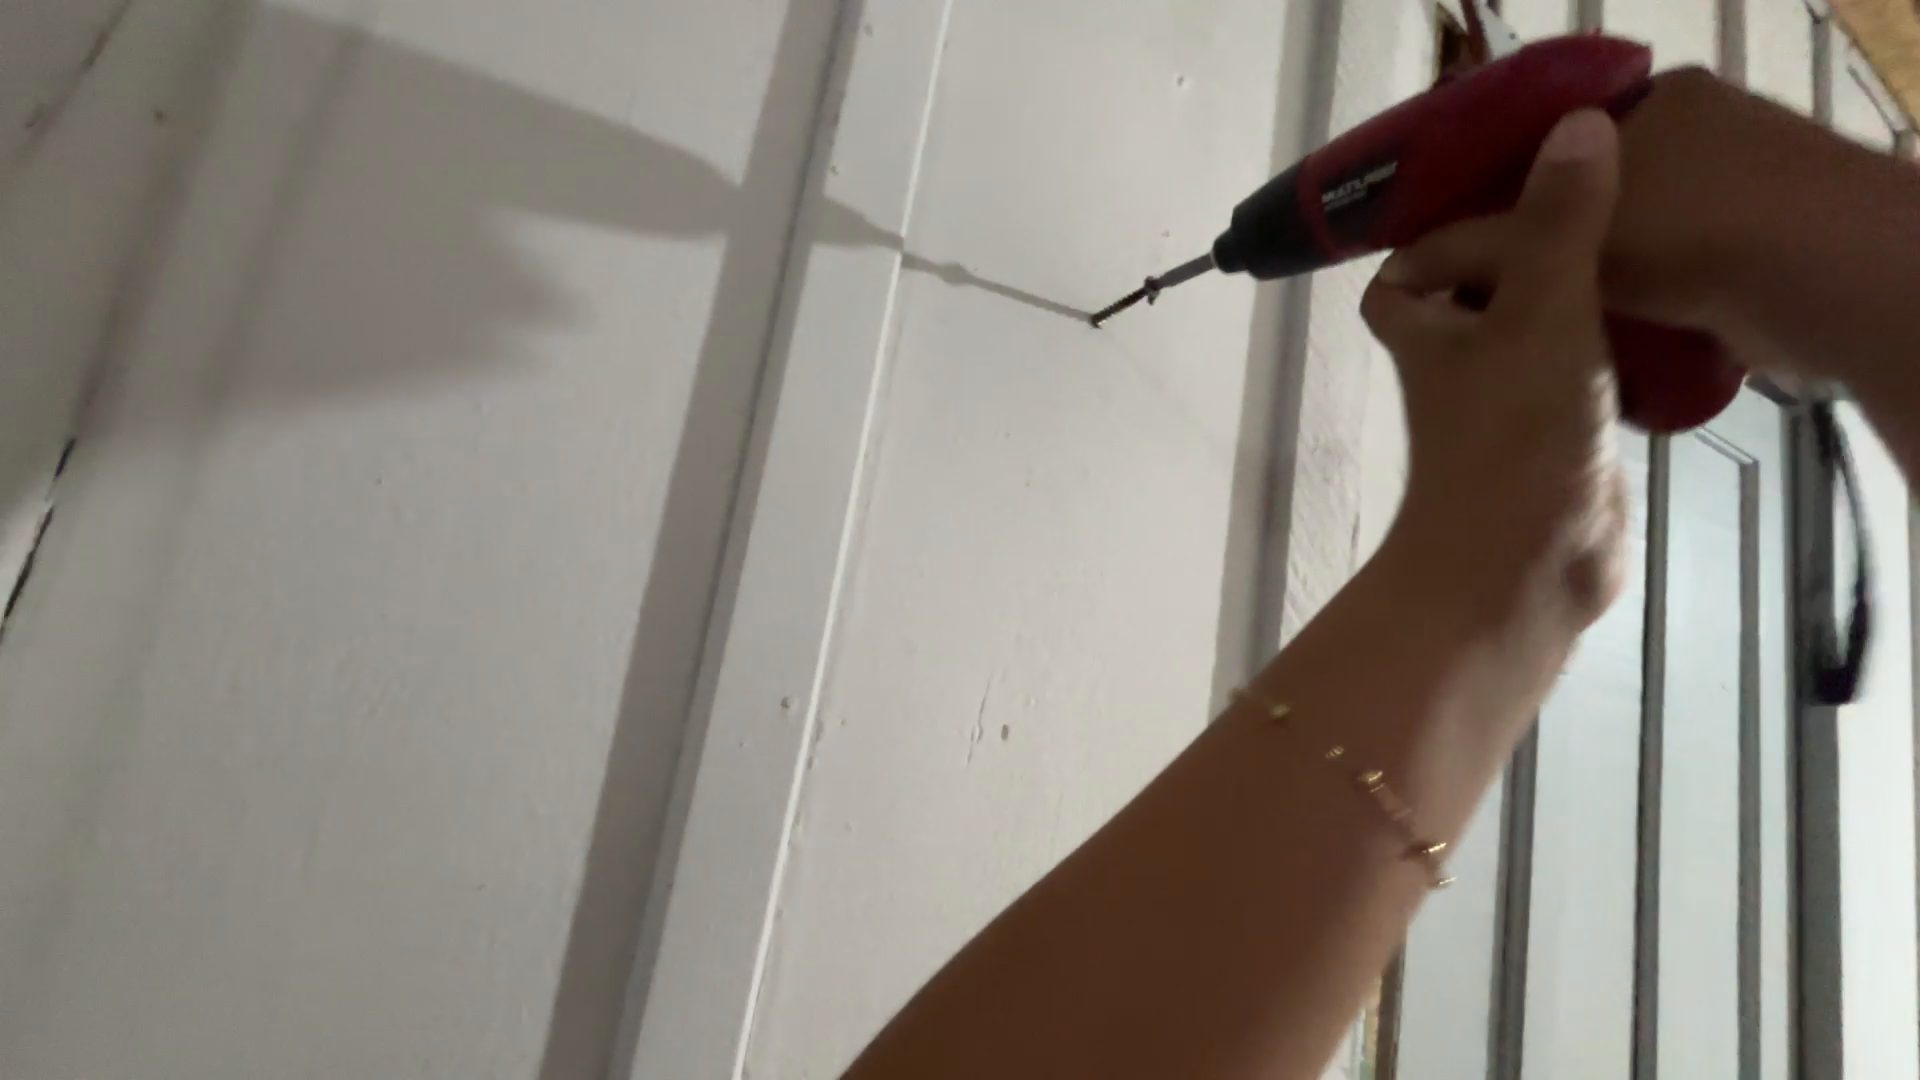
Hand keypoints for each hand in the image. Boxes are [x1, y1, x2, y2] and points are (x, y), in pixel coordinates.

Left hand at [1363, 110, 1630, 632]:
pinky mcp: (1548, 436)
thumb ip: (1553, 228)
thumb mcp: (1537, 313)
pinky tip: (1654, 319)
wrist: (1522, 559)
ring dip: (1566, 300)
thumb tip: (1573, 128)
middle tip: (1584, 208)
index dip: (1426, 242)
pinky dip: (1600, 348)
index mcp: (1423, 335)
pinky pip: (1569, 375)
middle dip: (1514, 259)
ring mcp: (1497, 405)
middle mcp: (1449, 368)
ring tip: (1632, 249)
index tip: (1488, 195)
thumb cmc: (1509, 434)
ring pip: (1521, 336)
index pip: (1395, 281)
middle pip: (1465, 301)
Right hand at [1365, 69, 1830, 382]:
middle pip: (1561, 193)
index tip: (1433, 234)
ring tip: (1497, 313)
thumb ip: (1466, 251)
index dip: (1477, 186)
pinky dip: (1601, 293)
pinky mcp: (1735, 243)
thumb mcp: (1552, 240)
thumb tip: (1392, 273)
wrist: (1835, 279)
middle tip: (1456, 284)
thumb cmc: (1689, 231)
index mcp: (1646, 102)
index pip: (1534, 141)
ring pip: (1598, 235)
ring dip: (1553, 273)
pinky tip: (1561, 323)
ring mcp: (1717, 188)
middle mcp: (1685, 134)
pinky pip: (1638, 267)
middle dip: (1512, 241)